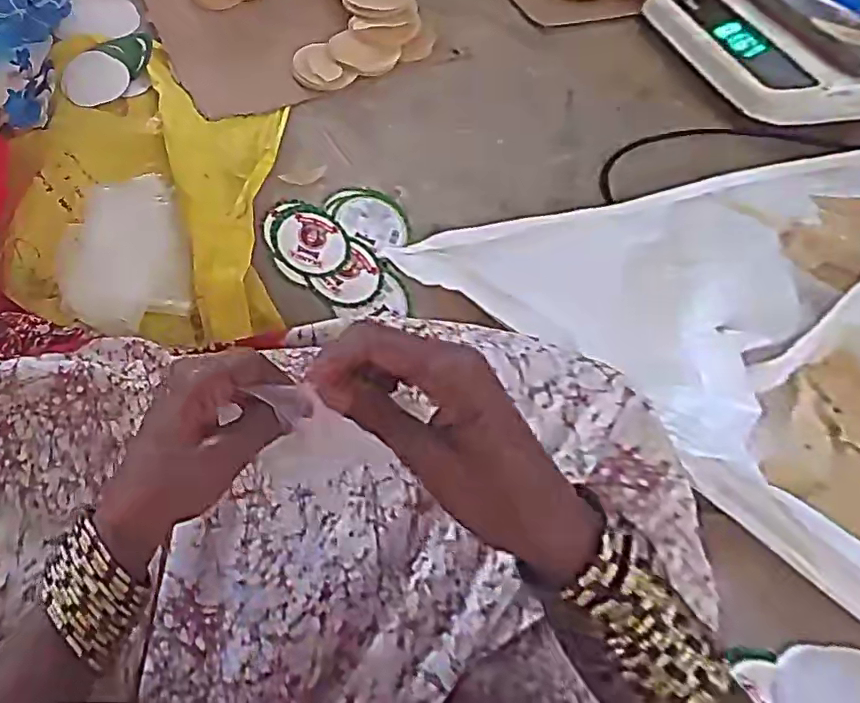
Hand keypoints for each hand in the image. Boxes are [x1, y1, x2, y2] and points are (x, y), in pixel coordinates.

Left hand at [94, 349, 289, 574]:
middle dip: (270, 387)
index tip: (305, 405)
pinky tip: (252, 423)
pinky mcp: (178, 400)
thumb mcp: (225, 457)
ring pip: (230, 377)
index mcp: (196, 378)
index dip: (282, 381)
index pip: (250, 362)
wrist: (130, 510)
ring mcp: (179, 383)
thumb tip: (293, 407)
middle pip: (240, 365)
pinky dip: (238, 401)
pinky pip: (217, 388)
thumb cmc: (176, 484)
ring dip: (256, 395)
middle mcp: (186, 370)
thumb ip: (261, 426)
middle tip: (296, 415)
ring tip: (279, 421)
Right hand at [307, 322, 600, 586]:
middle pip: (381, 336)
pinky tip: (368, 399)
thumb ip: (374, 413)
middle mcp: (454, 353)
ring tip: (336, 399)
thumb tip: (323, 386)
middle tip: (316, 394)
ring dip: (359, 366)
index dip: (335, 357)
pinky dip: (380, 374)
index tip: (308, 386)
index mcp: (450, 367)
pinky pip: (407, 362)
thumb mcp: (426, 458)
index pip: (376, 340)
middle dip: (343, 359)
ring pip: (391, 346)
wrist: (551, 523)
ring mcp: (458, 363)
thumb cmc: (493, 497)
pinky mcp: (458, 377)